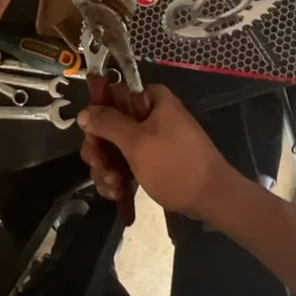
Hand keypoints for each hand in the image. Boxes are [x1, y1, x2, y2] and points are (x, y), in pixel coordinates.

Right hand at [77, 84, 241, 220]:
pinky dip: (118, 177)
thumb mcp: (138, 143)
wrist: (211, 198)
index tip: (93, 141)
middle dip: (100, 151)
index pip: (110, 98)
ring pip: (114, 147)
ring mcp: (151, 138)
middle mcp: (150, 114)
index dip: (96, 119)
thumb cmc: (175, 165)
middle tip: (101, 168)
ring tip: (113, 187)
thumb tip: (83, 112)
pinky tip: (117, 194)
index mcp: (151, 99)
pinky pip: (126, 162)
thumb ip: (107, 124)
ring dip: (106, 168)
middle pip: (108, 125)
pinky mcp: (153, 159)